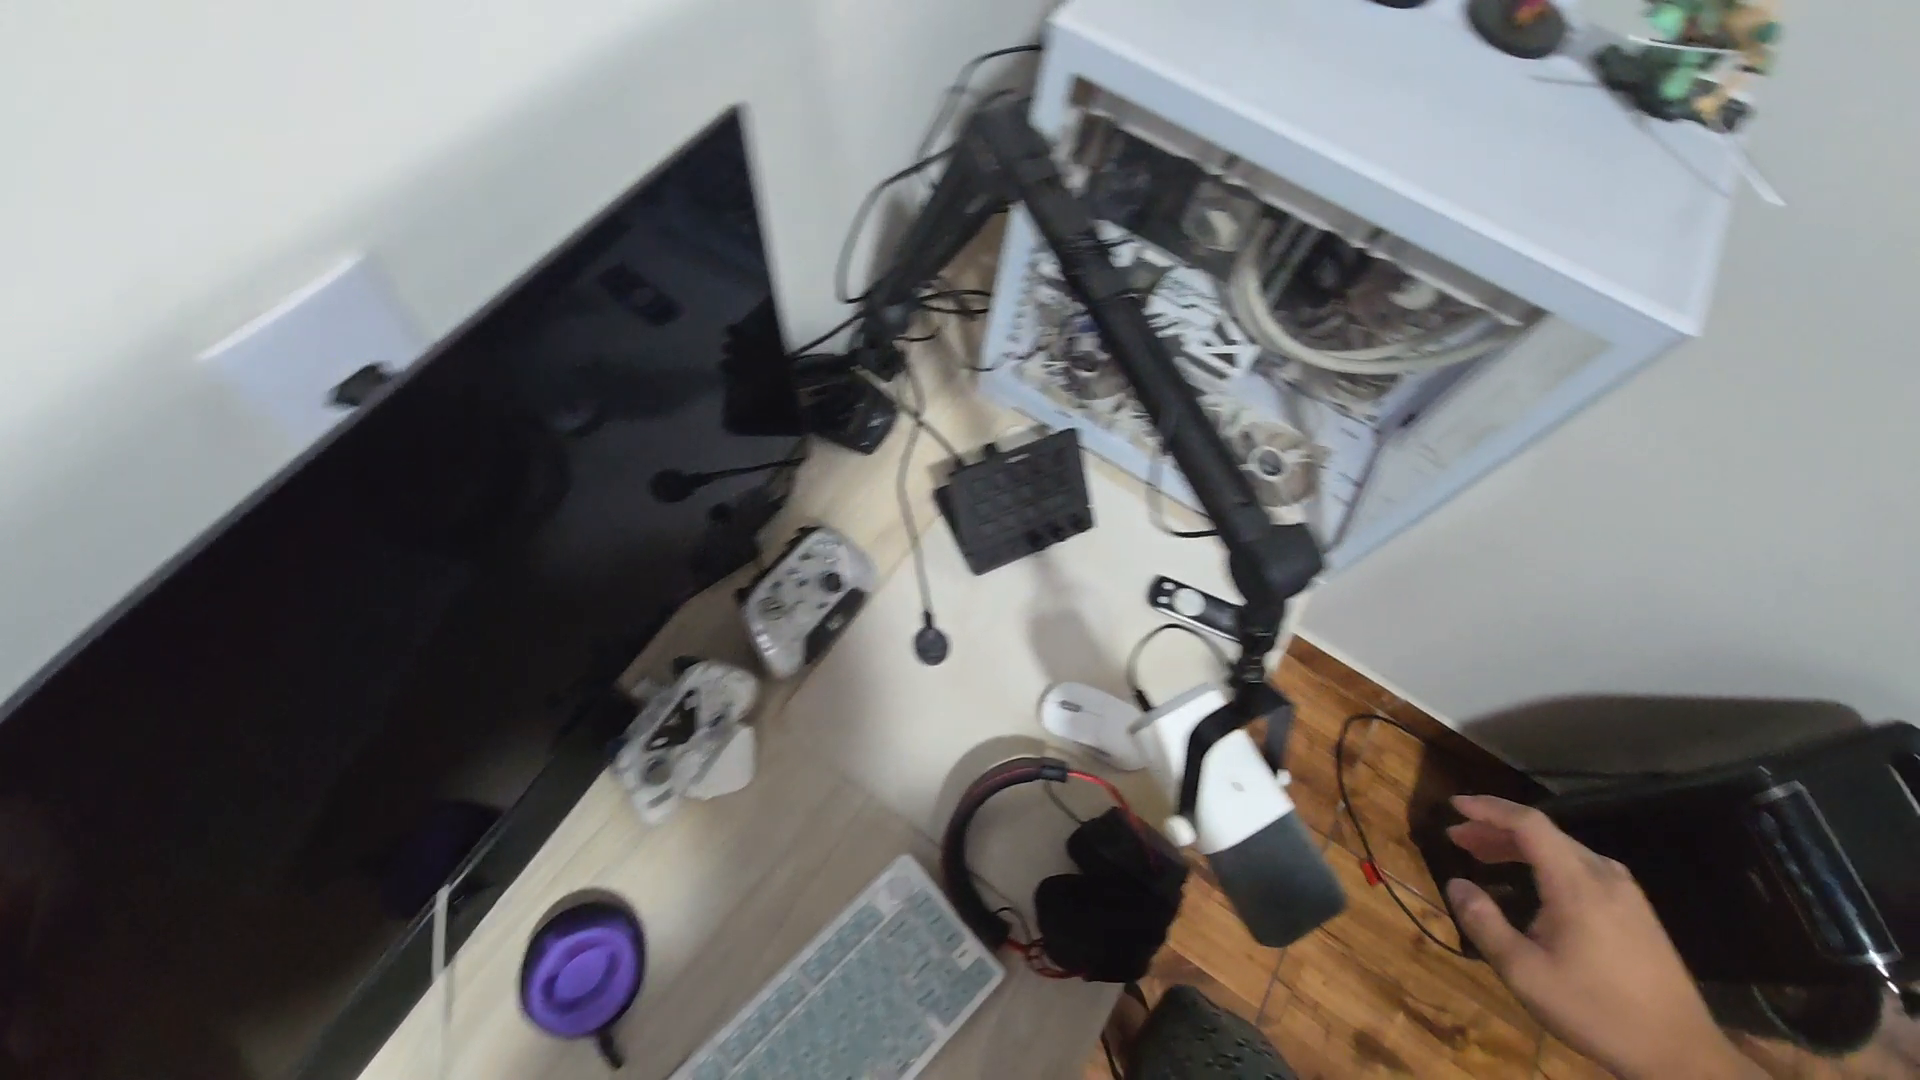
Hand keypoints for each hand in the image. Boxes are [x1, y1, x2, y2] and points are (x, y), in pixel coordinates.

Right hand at [1444, 795, 1760, 1079]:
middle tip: (1458, 839)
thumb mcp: (1525, 973)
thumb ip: (1484, 923)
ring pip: (1564, 849)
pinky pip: (1582, 868)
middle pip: (1545, 833)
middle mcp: (1605, 877)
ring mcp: (1627, 894)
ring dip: (1519, 846)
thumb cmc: (1597, 1011)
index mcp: (1577, 885)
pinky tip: (1532, 884)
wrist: (1682, 1057)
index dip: (1488, 809)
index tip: (1453, 806)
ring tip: (1485, 857)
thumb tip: (1456, 884)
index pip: (1529, 824)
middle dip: (1495, 829)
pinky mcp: (1637, 912)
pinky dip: (1545, 862)